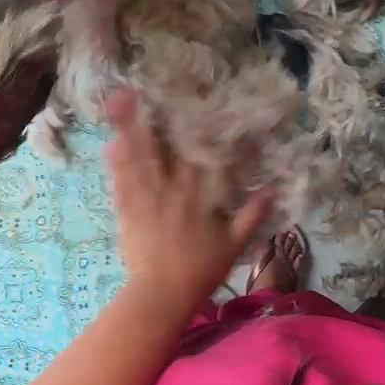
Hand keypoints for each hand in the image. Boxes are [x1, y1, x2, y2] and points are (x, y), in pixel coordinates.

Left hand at [104, 88, 274, 306]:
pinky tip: (109, 143)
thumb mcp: (234, 244)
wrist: (163, 294)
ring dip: (129, 131)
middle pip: (163, 149)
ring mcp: (146, 199)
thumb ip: (253, 214)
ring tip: (119, 103)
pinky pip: (121, 182)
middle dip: (152, 119)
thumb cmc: (200, 270)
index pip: (200, 156)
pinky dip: (116, 163)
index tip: (194, 101)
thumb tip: (275, 188)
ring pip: (139, 159)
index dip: (197, 128)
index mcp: (199, 196)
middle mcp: (172, 190)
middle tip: (139, 90)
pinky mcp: (127, 211)